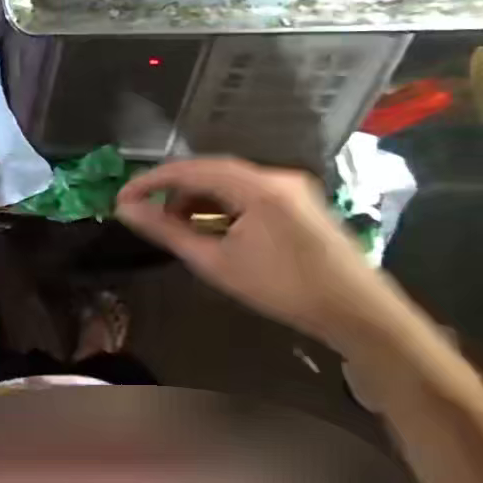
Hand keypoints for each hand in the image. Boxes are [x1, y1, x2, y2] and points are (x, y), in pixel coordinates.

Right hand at [115, 158, 397, 346]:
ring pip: (230, 181)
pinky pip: (249, 192)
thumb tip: (126, 210)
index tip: (122, 198)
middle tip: (149, 215)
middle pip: (210, 171)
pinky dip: (224, 205)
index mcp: (255, 185)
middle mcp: (274, 176)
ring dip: (199, 199)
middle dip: (174, 191)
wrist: (360, 313)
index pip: (189, 169)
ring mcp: (291, 187)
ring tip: (179, 228)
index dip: (150, 181)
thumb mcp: (217, 263)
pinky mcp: (300, 201)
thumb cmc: (284, 290)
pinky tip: (214, 229)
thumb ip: (168, 232)